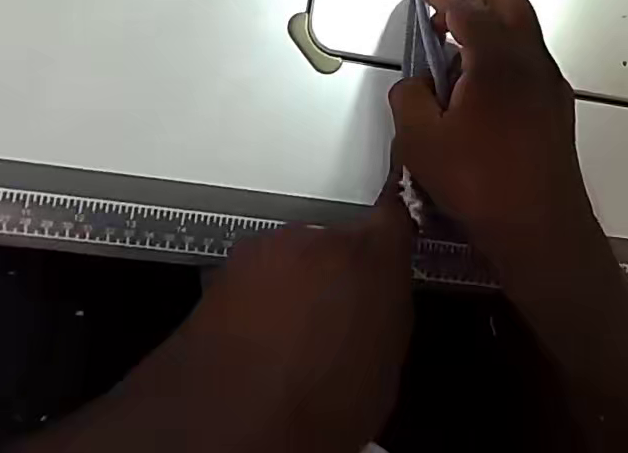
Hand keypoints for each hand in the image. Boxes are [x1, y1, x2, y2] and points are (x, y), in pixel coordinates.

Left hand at [61, 188, 413, 452]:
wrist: (232, 414)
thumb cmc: (322, 405)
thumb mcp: (381, 370)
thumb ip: (386, 310)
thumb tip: (378, 295)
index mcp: (369, 258)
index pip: (394, 212)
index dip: (395, 218)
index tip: (395, 225)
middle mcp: (321, 236)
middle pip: (341, 241)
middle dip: (341, 269)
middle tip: (335, 316)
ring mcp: (274, 241)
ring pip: (299, 254)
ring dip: (301, 278)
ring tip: (292, 329)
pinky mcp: (236, 255)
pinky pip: (264, 267)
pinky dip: (266, 288)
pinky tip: (259, 328)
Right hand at [389, 0, 590, 269]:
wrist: (542, 234)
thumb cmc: (482, 185)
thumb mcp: (420, 140)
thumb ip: (408, 96)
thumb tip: (417, 84)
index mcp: (498, 62)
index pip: (467, 8)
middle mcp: (532, 63)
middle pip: (508, 2)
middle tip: (440, 20)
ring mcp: (549, 84)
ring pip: (521, 28)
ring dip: (486, 27)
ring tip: (451, 60)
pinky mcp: (555, 106)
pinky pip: (526, 57)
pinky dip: (499, 52)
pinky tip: (474, 90)